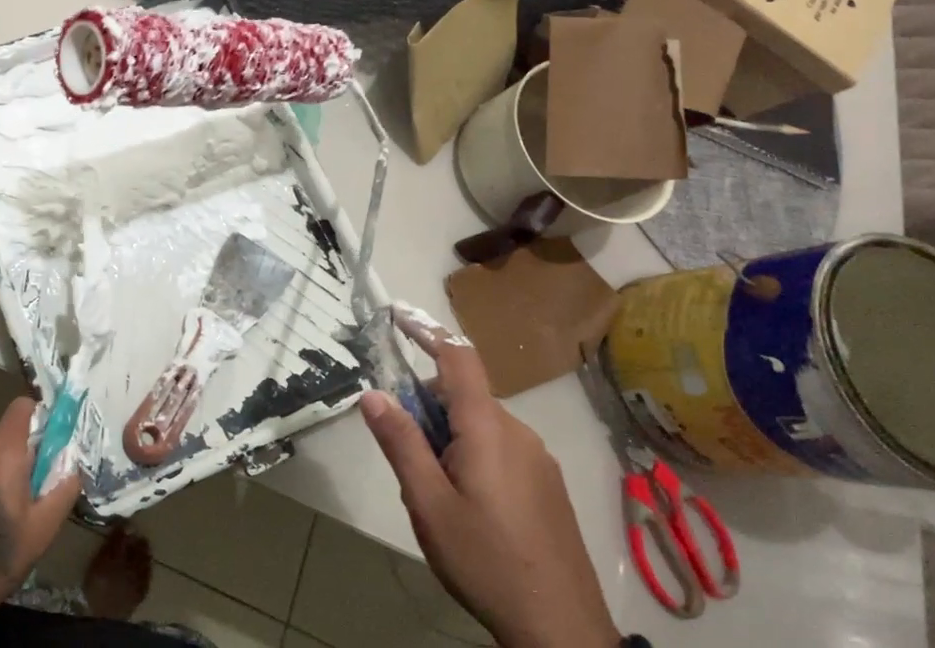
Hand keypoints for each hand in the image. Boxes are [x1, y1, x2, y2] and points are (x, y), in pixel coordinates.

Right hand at [360, 320, 619, 647]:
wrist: (561, 628)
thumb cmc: (485, 560)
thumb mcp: (428, 503)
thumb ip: (401, 444)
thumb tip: (373, 394)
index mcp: (487, 428)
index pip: (458, 359)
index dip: (427, 332)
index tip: (397, 317)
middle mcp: (518, 433)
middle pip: (464, 396)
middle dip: (426, 407)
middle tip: (401, 453)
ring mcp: (539, 460)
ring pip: (481, 425)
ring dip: (448, 436)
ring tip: (431, 490)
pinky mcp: (548, 486)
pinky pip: (501, 449)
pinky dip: (472, 454)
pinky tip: (465, 506)